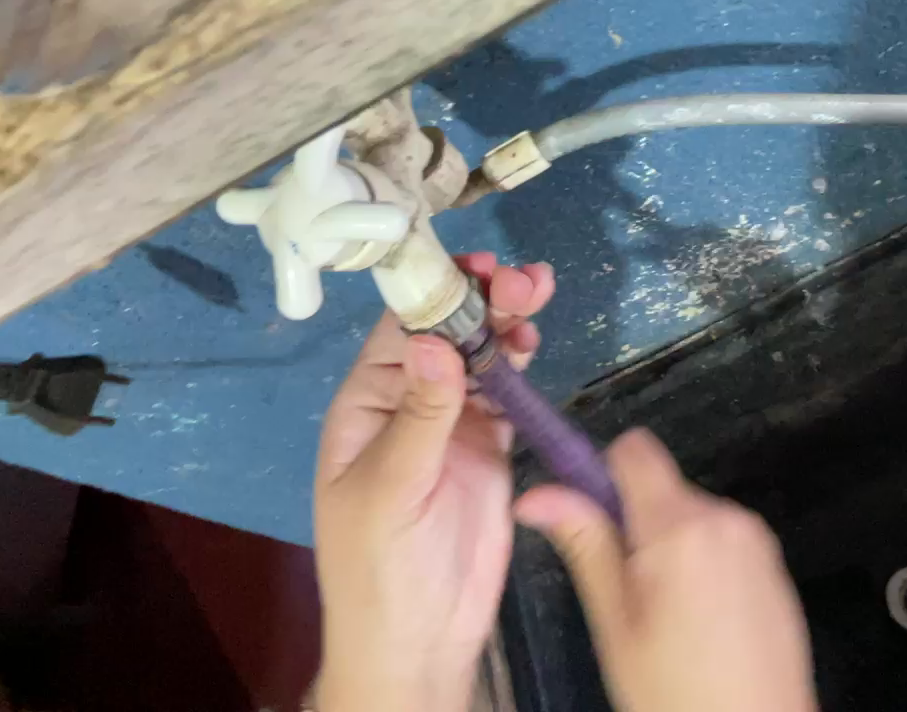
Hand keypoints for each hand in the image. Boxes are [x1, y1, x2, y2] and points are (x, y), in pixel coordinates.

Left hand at [312, 253, 554, 711]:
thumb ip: (419, 415)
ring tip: (537, 292)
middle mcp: (410, 398)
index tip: (476, 268)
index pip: (401, 329)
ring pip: (480, 353)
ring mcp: (452, 418)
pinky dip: (519, 360)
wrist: (423, 638)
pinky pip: (505, 387)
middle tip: (524, 279)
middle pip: (449, 332)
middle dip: (483, 299)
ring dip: (507, 320)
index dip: (436, 292)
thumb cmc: (381, 564)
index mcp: (369, 401)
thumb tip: (435, 341)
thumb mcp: (391, 487)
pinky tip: (532, 340)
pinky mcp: (489, 439)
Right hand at [515, 428, 818, 711]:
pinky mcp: (775, 560)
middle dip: (639, 522)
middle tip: (632, 592)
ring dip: (672, 543)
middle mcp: (724, 514)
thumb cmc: (674, 692)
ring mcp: (755, 536)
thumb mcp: (615, 624)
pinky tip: (705, 618)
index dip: (606, 473)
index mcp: (679, 525)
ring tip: (671, 614)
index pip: (635, 448)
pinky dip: (705, 559)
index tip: (600, 522)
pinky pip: (722, 535)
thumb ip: (583, 544)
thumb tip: (532, 494)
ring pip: (690, 511)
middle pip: (661, 486)